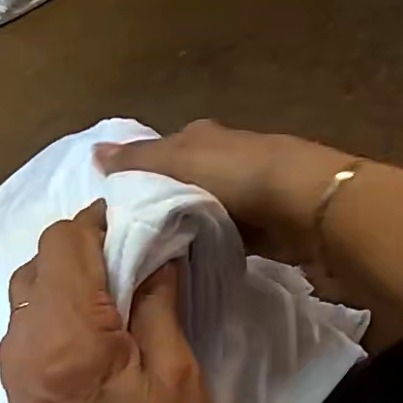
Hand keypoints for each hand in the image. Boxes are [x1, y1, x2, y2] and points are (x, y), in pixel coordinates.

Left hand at [0, 200, 217, 402]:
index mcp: (67, 335)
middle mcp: (25, 341)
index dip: (104, 222)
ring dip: (74, 272)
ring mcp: (15, 364)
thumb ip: (157, 304)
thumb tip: (156, 250)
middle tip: (142, 257)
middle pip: (42, 257)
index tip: (146, 226)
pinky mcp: (19, 383)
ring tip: (125, 288)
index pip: (65, 241)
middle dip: (90, 244)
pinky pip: (31, 316)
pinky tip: (102, 320)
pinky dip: (62, 300)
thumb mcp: (178, 377)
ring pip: (32, 284)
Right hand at [96, 120, 360, 266]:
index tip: (116, 205)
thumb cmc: (238, 174)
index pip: (163, 152)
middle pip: (187, 184)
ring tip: (157, 258)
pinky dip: (218, 247)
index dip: (140, 173)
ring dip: (192, 228)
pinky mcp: (269, 228)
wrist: (308, 205)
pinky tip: (197, 264)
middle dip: (165, 205)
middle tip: (132, 240)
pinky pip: (233, 238)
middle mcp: (228, 160)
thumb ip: (138, 160)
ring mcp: (251, 194)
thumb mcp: (179, 161)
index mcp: (204, 138)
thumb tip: (94, 150)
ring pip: (210, 212)